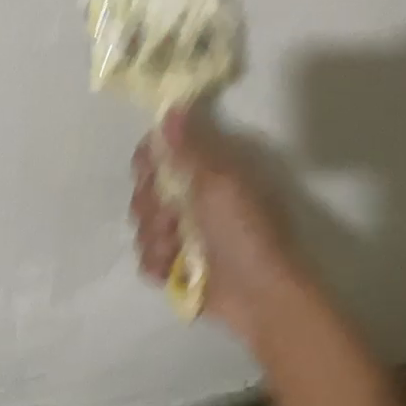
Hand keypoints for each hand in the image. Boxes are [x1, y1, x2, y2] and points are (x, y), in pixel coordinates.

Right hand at [130, 107, 303, 331]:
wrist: (263, 297)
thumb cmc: (247, 234)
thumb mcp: (221, 184)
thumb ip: (191, 148)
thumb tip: (171, 108)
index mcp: (207, 174)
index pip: (159, 155)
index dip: (149, 165)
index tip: (154, 177)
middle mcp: (193, 200)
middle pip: (144, 192)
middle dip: (151, 209)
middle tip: (173, 222)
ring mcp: (184, 236)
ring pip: (142, 228)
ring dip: (155, 240)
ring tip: (178, 252)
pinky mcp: (178, 267)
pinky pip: (146, 259)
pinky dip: (157, 265)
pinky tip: (172, 271)